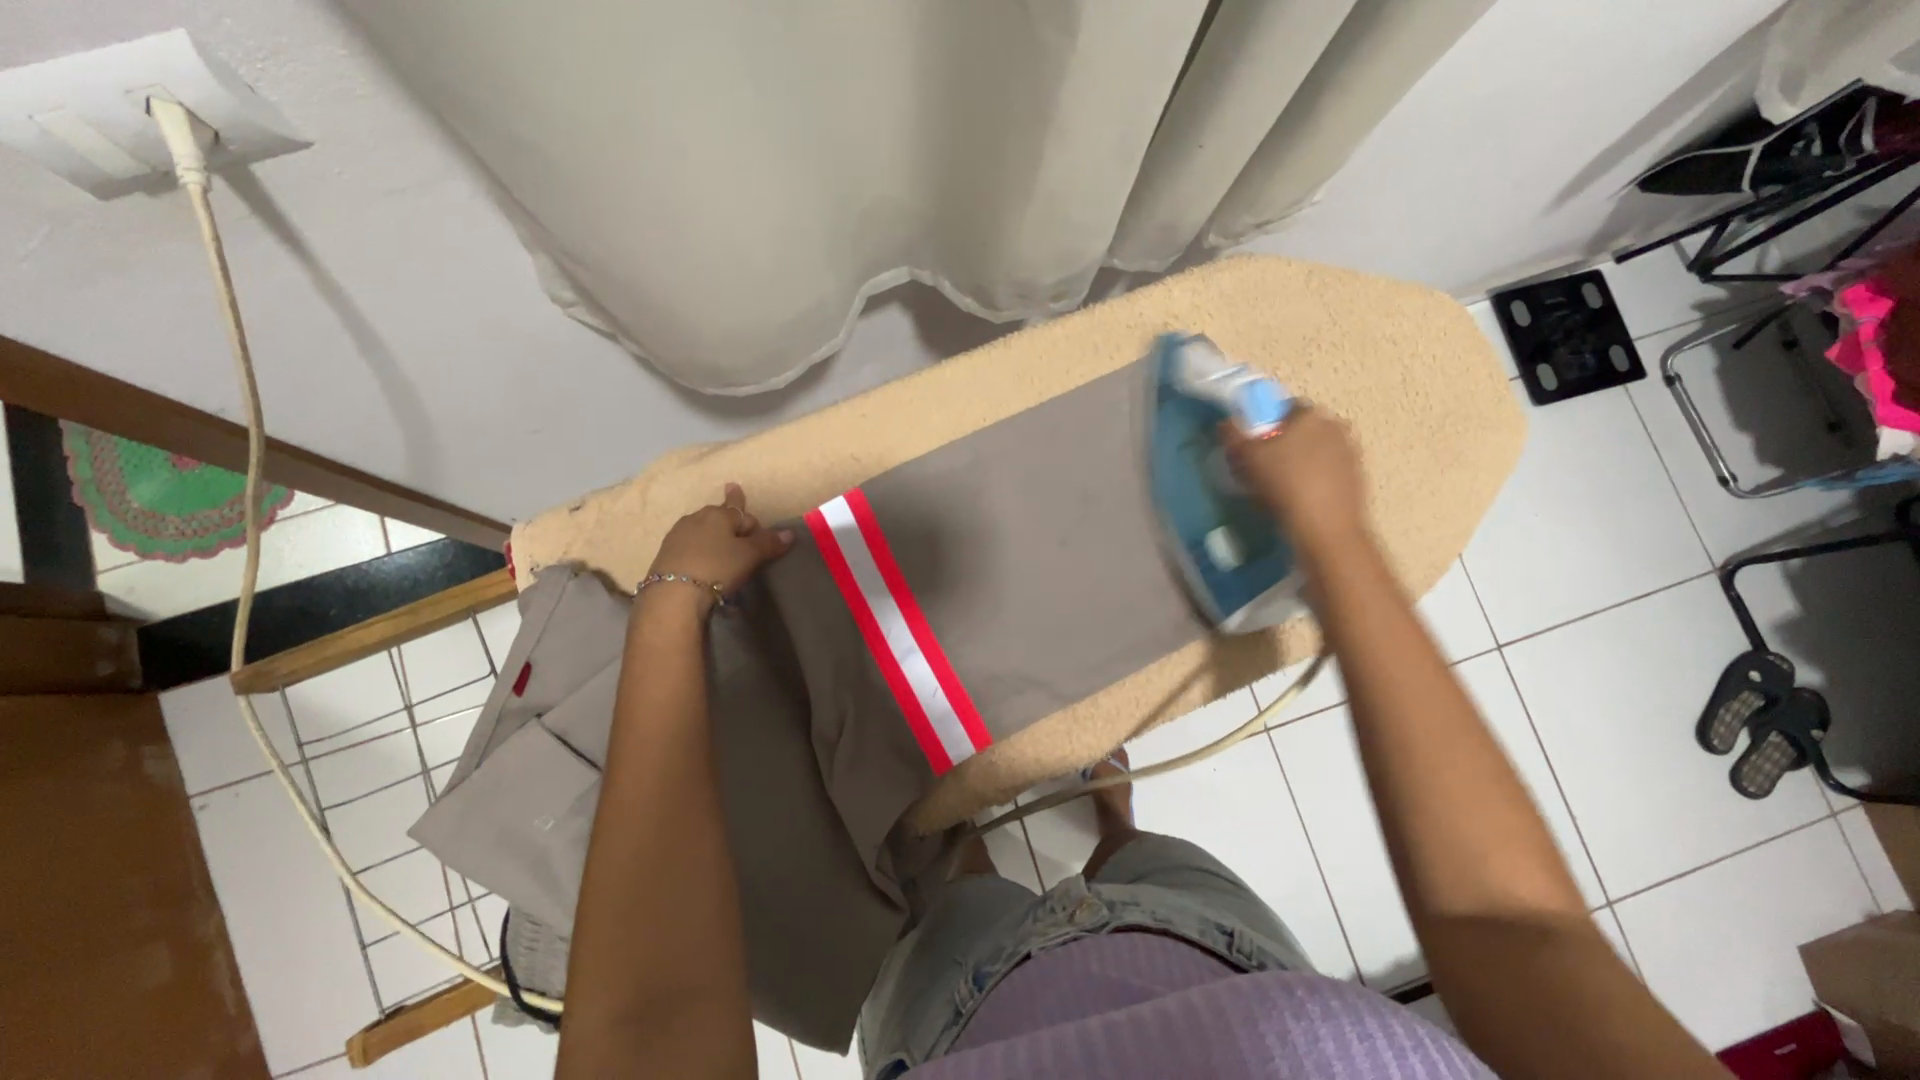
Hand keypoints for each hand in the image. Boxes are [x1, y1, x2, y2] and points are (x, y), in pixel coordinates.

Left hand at [647, 483, 794, 605]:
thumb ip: (768, 543)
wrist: (674, 594)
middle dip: (729, 523)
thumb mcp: (749, 556)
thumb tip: (789, 533)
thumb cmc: (717, 568)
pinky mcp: (666, 552)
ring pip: (702, 530)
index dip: (744, 507)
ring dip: (712, 536)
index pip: (739, 508)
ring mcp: (678, 534)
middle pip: (719, 517)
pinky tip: (701, 562)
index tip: (737, 493)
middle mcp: (697, 518)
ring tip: (720, 550)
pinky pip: (689, 544)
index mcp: (719, 514)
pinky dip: (698, 549)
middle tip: (739, 536)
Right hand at [1223, 404, 1369, 554]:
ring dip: (1301, 463)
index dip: (1265, 424)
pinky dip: (1315, 481)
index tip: (1253, 445)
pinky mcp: (1359, 480)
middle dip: (1285, 443)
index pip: (1285, 408)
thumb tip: (1228, 421)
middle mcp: (1337, 426)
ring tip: (1281, 488)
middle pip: (1302, 430)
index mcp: (1311, 414)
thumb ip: (1233, 434)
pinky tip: (1300, 501)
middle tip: (1264, 467)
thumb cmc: (1284, 486)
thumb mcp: (1247, 458)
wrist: (1325, 530)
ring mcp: (1352, 454)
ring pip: (1317, 452)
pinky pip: (1329, 473)